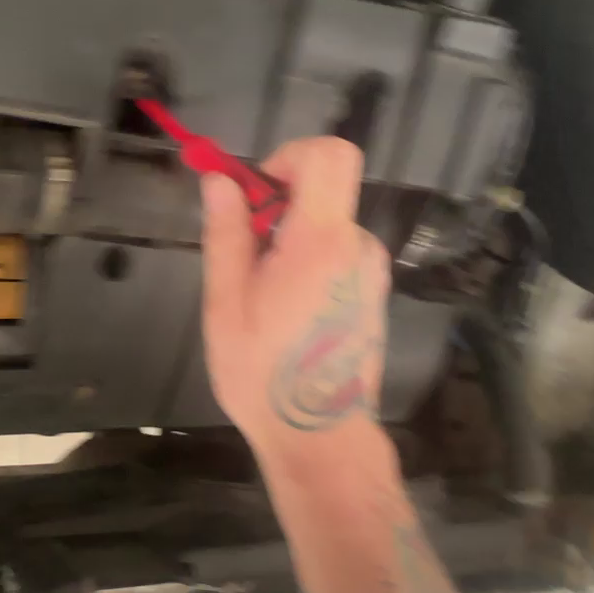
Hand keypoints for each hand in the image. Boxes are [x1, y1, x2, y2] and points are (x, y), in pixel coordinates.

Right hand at [201, 137, 390, 460]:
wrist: (318, 437)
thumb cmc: (262, 374)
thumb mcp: (226, 304)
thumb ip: (226, 235)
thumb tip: (220, 180)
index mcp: (321, 242)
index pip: (330, 155)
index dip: (289, 158)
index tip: (256, 197)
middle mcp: (357, 247)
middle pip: (325, 191)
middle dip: (280, 209)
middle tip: (247, 259)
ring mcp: (371, 273)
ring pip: (327, 228)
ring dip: (291, 245)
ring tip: (264, 301)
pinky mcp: (373, 296)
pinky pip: (338, 257)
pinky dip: (309, 267)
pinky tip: (289, 316)